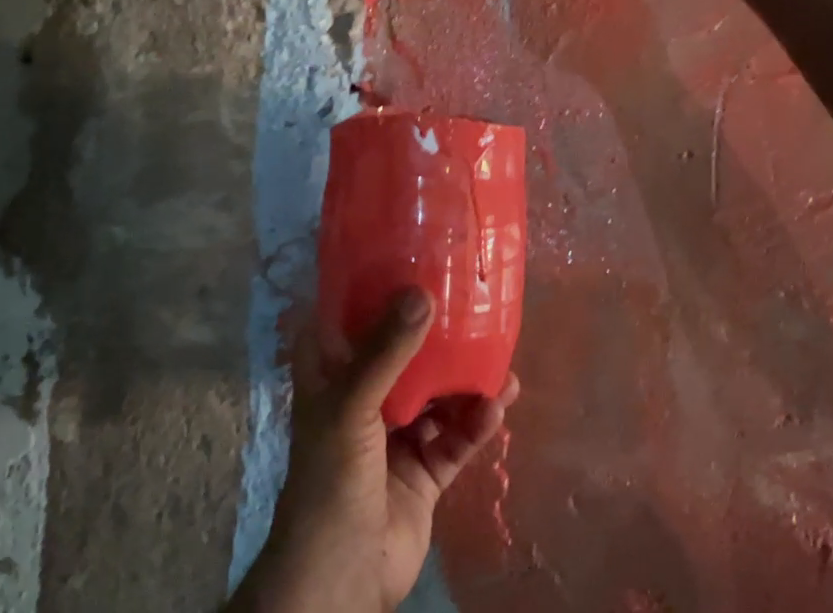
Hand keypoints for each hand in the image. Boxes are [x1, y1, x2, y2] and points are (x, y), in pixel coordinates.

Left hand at [228, 289, 519, 612]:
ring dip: (467, 382)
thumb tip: (421, 293)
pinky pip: (456, 438)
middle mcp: (363, 399)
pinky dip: (476, 423)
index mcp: (332, 378)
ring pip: (437, 397)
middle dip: (438, 336)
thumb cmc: (330, 476)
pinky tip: (498, 406)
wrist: (342, 571)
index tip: (412, 259)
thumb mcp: (351, 404)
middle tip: (475, 308)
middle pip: (404, 356)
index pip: (349, 322)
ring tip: (502, 360)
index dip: (375, 292)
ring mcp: (395, 436)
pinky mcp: (424, 471)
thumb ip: (387, 351)